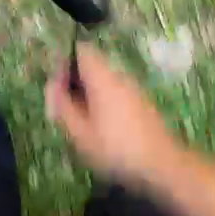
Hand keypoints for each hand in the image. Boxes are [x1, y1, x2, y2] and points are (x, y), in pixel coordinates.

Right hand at [45, 44, 181, 187]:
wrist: (162, 165)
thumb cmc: (116, 149)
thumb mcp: (80, 133)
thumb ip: (62, 106)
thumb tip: (52, 85)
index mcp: (102, 77)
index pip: (81, 50)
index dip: (64, 63)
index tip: (56, 87)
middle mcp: (119, 76)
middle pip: (91, 65)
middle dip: (74, 82)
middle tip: (64, 109)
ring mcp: (133, 88)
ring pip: (103, 80)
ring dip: (88, 94)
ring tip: (80, 123)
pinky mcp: (141, 102)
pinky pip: (115, 92)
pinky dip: (103, 102)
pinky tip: (101, 129)